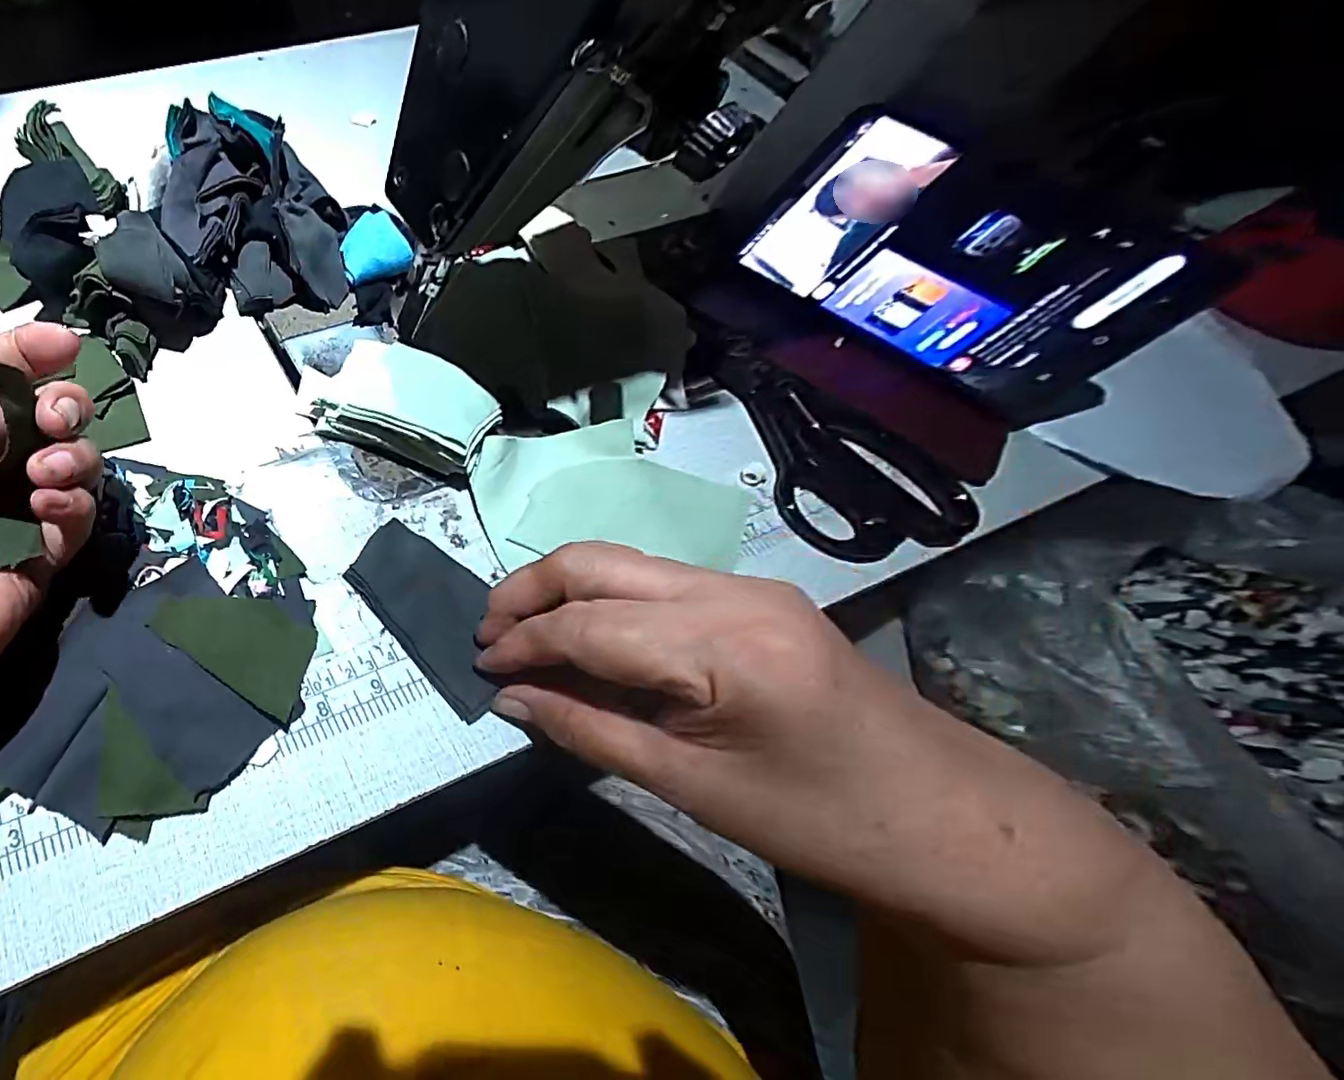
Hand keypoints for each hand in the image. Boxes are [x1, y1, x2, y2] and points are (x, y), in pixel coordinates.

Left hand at [0, 323, 104, 762]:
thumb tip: (22, 388)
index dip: (30, 352)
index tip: (68, 344)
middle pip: (45, 414)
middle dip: (63, 404)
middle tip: (57, 416)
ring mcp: (12, 512)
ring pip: (74, 462)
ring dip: (72, 453)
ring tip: (43, 471)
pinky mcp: (41, 557)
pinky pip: (78, 516)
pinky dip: (73, 504)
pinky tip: (44, 509)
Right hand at [474, 543, 1163, 965]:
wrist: (954, 820)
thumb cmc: (820, 822)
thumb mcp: (689, 788)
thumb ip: (587, 731)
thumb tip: (511, 697)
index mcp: (723, 646)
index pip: (589, 624)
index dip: (523, 642)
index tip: (480, 665)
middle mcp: (731, 591)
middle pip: (597, 561)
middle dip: (528, 591)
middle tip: (487, 634)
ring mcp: (747, 584)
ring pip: (623, 561)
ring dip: (562, 590)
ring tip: (520, 632)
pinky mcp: (753, 595)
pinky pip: (654, 581)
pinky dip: (603, 600)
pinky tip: (583, 635)